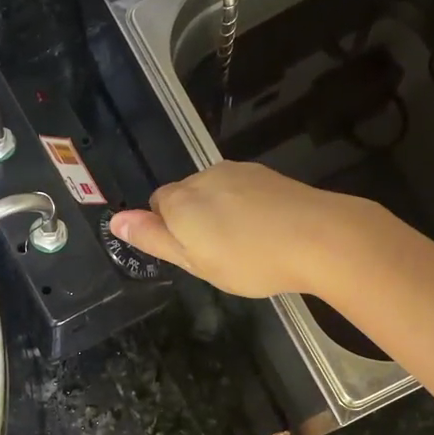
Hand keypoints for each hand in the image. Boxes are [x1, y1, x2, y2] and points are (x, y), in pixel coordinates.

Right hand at [107, 161, 401, 298]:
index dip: (168, 231)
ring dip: (219, 213)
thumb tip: (115, 220)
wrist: (318, 237)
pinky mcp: (266, 175)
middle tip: (217, 256)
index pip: (156, 205)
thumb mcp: (194, 261)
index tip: (191, 256)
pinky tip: (264, 231)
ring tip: (244, 246)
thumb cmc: (249, 260)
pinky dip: (244, 209)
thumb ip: (154, 238)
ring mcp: (238, 172)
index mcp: (180, 200)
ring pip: (214, 192)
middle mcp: (204, 177)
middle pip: (185, 196)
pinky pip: (241, 191)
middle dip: (193, 220)